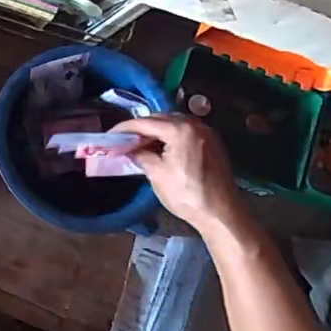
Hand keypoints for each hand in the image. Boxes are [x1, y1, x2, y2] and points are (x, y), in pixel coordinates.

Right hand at [108, 114, 249, 235]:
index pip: (145, 122)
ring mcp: (206, 133)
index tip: (109, 135)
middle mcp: (195, 125)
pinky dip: (169, 135)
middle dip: (140, 127)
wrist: (221, 212)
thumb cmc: (186, 194)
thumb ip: (141, 155)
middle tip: (122, 139)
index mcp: (180, 131)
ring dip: (155, 130)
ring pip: (173, 123)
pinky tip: (159, 147)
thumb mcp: (156, 174)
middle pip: (160, 118)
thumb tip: (130, 150)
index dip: (124, 128)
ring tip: (138, 143)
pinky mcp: (211, 143)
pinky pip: (184, 131)